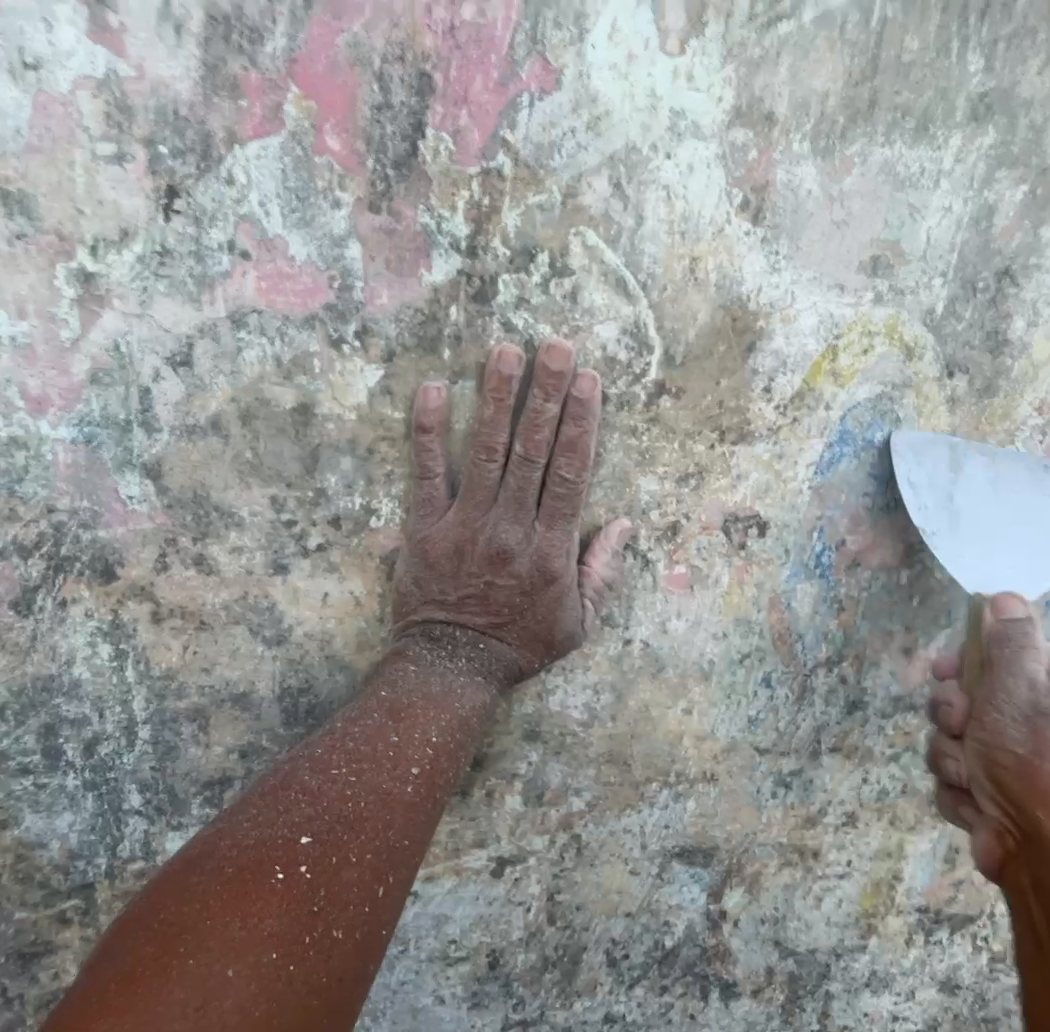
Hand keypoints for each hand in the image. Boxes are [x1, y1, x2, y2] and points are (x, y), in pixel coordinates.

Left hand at [392, 340, 632, 689]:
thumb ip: (603, 572)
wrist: (453, 667)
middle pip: (534, 451)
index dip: (582, 423)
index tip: (589, 381)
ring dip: (496, 398)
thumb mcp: (579, 622)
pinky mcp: (424, 529)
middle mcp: (512, 528)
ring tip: (504, 351)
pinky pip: (426, 474)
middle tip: (555, 346)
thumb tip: (625, 524)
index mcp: (552, 549)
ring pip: (486, 452)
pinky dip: (427, 432)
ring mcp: (466, 525)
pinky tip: (432, 389)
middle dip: (547, 394)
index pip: (572, 473)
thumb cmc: (521, 645)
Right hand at [923, 594, 1049, 890]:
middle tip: (962, 726)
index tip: (945, 670)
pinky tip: (976, 805)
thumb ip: (1010, 640)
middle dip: (951, 713)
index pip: (1004, 653)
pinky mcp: (994, 801)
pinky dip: (958, 792)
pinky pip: (953, 779)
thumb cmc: (1036, 763)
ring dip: (950, 756)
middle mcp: (1038, 724)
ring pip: (952, 740)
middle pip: (968, 696)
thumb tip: (1005, 596)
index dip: (967, 658)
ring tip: (970, 776)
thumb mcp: (1021, 688)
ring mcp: (1015, 765)